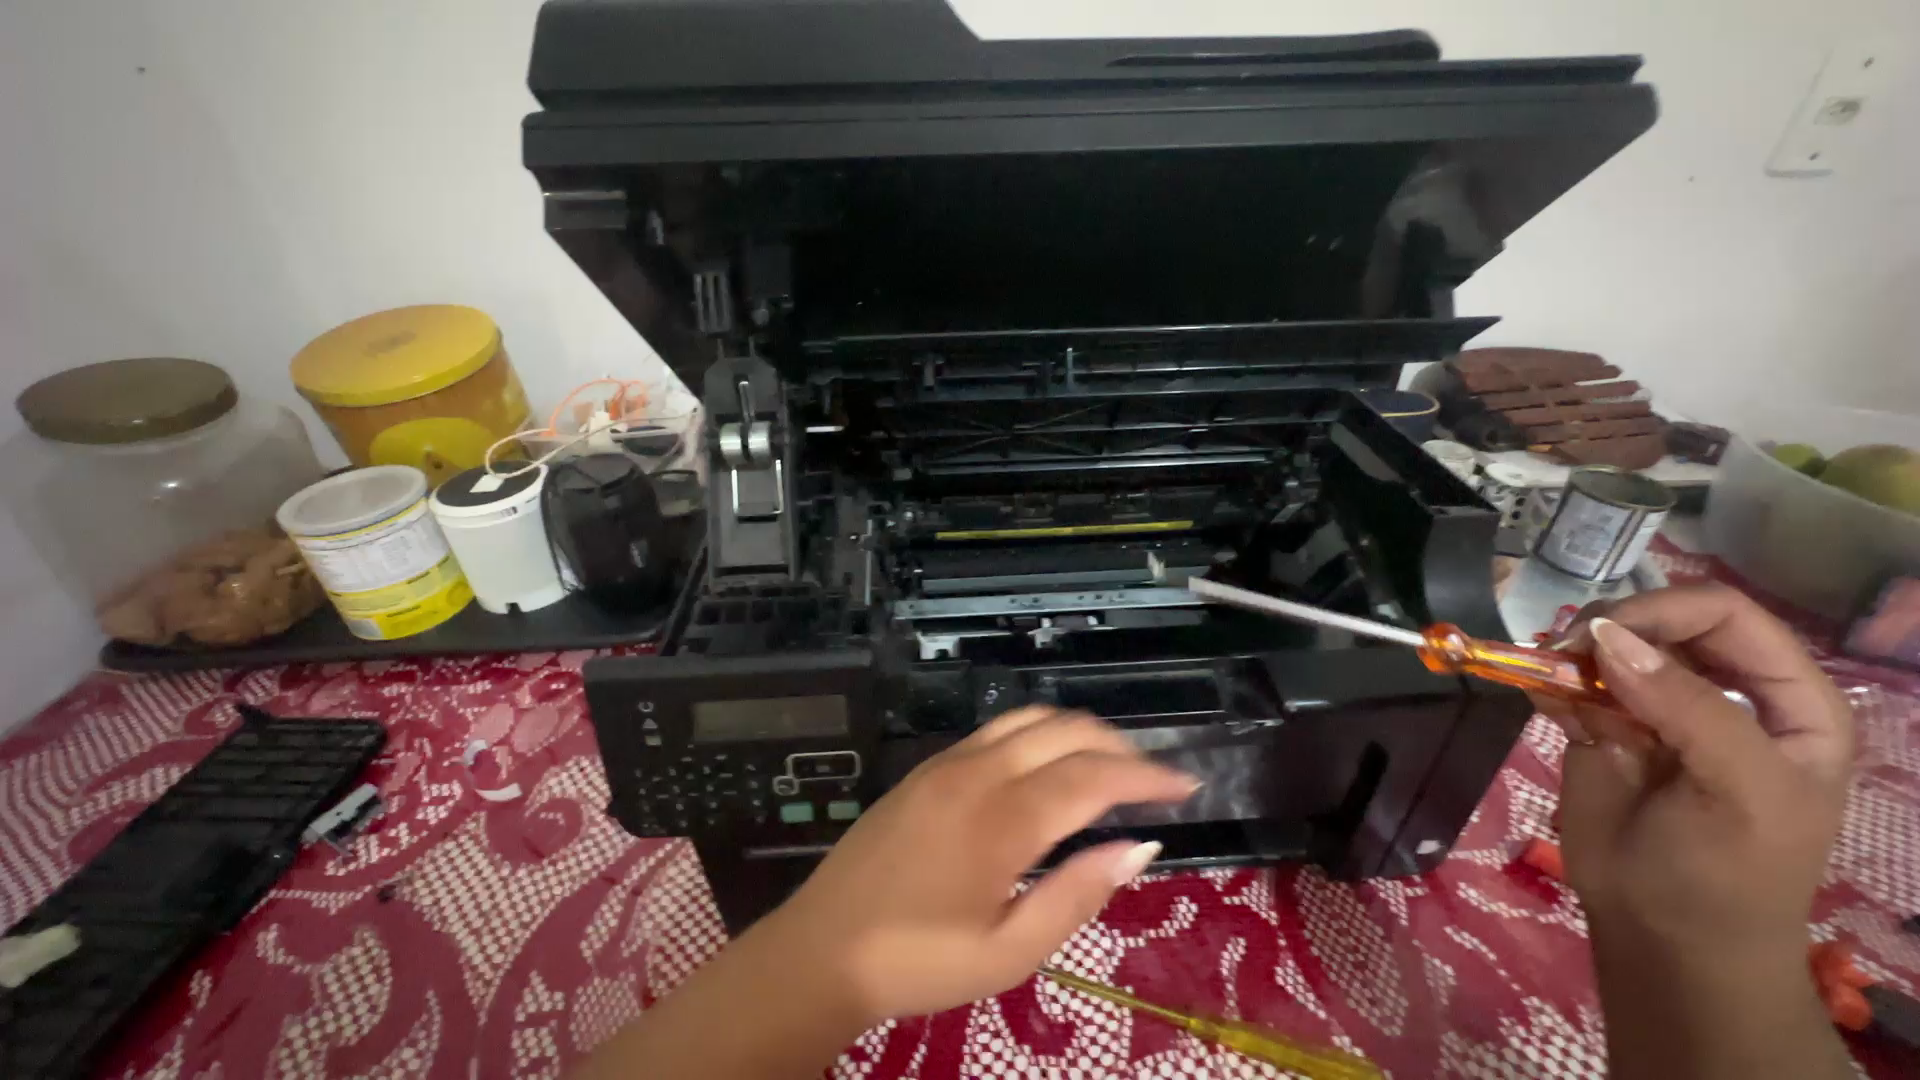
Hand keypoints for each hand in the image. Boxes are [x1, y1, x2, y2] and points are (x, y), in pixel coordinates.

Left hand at [756, 706, 1198, 1023]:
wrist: (822, 948)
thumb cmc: (919, 961)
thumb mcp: (1009, 953)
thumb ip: (1078, 894)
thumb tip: (1140, 847)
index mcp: (1001, 819)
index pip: (1091, 777)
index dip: (1145, 776)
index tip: (1187, 785)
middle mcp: (976, 773)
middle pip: (1064, 731)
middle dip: (1119, 746)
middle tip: (1154, 779)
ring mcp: (946, 763)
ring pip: (1028, 720)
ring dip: (1078, 732)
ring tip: (1111, 765)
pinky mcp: (925, 768)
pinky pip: (996, 730)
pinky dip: (1038, 734)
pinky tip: (1049, 765)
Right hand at [1541, 583, 1853, 952]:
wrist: (1664, 934)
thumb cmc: (1729, 871)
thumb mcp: (1742, 792)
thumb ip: (1690, 708)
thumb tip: (1605, 635)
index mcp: (1788, 701)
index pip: (1728, 617)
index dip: (1664, 612)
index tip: (1600, 638)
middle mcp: (1723, 692)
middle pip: (1663, 620)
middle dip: (1610, 627)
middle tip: (1564, 655)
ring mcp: (1656, 706)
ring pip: (1609, 644)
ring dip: (1570, 652)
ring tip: (1548, 680)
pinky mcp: (1601, 725)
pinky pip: (1570, 680)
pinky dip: (1546, 678)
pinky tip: (1539, 697)